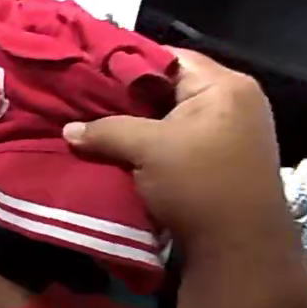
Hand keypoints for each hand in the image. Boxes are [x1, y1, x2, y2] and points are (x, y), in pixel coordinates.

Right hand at [63, 49, 287, 250]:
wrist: (238, 250)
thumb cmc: (199, 185)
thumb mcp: (149, 150)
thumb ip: (106, 130)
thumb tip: (69, 130)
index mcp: (224, 86)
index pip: (167, 57)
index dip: (126, 63)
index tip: (88, 73)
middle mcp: (232, 102)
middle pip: (167, 88)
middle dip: (125, 98)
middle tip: (84, 102)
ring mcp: (227, 134)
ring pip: (169, 118)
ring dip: (135, 126)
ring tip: (94, 127)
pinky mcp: (218, 161)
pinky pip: (175, 142)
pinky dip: (149, 145)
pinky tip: (117, 152)